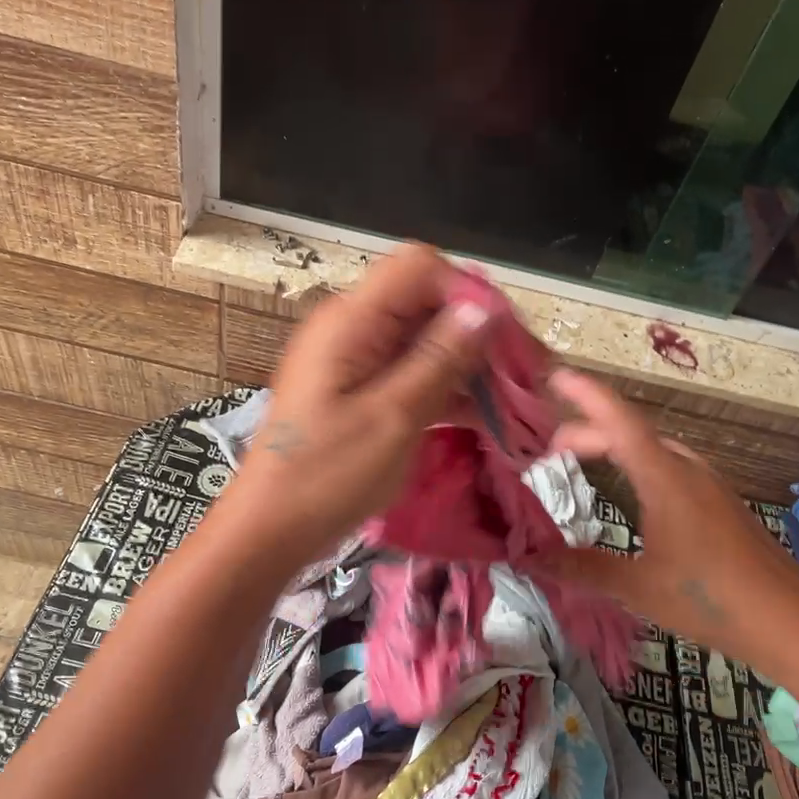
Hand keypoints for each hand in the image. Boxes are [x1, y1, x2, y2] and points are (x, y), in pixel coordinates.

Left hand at [223, 244, 489, 567]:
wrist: (270, 531)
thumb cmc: (325, 475)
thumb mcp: (393, 417)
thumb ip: (440, 359)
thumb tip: (485, 309)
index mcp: (353, 320)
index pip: (420, 268)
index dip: (468, 292)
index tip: (506, 337)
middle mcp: (356, 328)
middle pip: (429, 302)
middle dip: (480, 331)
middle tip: (527, 373)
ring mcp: (359, 360)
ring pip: (428, 341)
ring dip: (472, 365)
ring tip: (519, 400)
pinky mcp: (365, 391)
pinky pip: (416, 373)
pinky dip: (450, 389)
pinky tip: (489, 418)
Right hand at [526, 370, 798, 650]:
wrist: (791, 623)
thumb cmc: (711, 599)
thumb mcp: (639, 587)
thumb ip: (583, 569)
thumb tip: (530, 558)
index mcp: (664, 478)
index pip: (618, 420)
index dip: (585, 394)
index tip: (554, 377)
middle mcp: (687, 470)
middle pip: (630, 432)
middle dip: (586, 433)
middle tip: (548, 451)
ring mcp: (709, 485)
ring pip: (652, 449)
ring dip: (614, 447)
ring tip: (583, 463)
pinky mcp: (721, 504)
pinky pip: (669, 466)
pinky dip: (637, 464)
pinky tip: (633, 493)